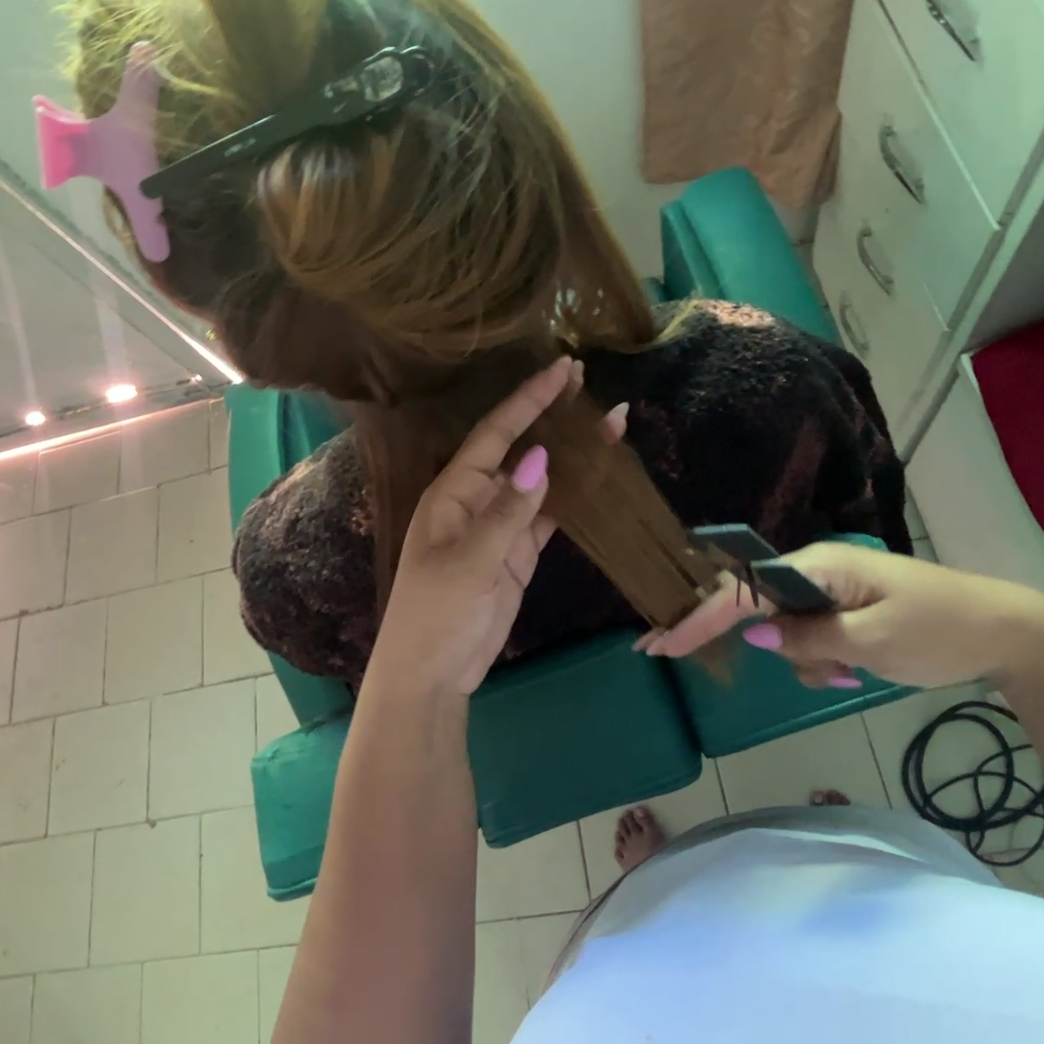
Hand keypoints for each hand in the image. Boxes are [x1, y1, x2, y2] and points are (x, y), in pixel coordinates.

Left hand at [367, 359, 624, 697]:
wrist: (432, 674)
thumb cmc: (436, 614)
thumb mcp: (469, 562)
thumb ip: (507, 512)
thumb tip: (540, 458)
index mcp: (453, 493)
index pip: (495, 434)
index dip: (529, 400)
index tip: (563, 369)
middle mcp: (476, 501)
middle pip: (521, 450)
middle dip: (552, 417)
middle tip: (589, 382)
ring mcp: (499, 528)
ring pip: (541, 482)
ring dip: (572, 458)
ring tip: (610, 425)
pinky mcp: (517, 555)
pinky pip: (548, 517)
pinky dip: (572, 498)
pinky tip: (598, 477)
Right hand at [646, 542, 1043, 688]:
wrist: (1007, 632)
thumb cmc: (941, 631)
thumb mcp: (873, 642)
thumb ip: (809, 638)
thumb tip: (753, 632)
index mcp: (821, 566)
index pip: (744, 592)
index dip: (698, 617)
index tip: (659, 642)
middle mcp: (819, 572)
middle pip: (753, 604)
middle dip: (732, 635)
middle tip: (670, 653)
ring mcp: (833, 592)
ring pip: (784, 630)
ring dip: (801, 660)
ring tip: (845, 676)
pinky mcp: (847, 610)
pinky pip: (811, 638)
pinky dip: (821, 661)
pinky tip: (853, 673)